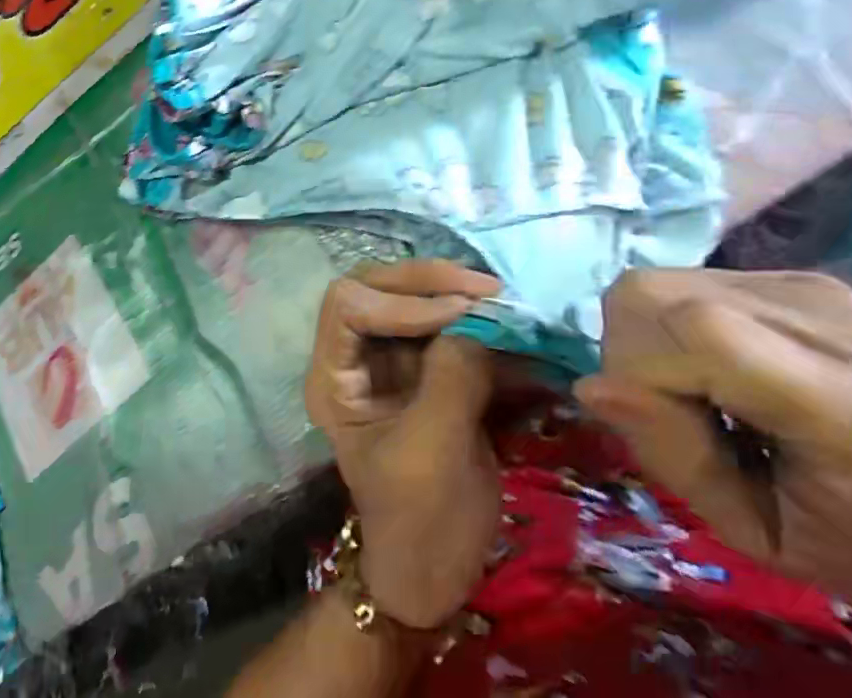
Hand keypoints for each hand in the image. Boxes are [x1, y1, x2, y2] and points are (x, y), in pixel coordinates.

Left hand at [304, 260, 501, 628]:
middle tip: (489, 289)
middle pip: (378, 290)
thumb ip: (450, 379)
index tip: (456, 315)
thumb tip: (473, 324)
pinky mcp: (428, 377)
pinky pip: (449, 335)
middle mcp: (356, 359)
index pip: (347, 304)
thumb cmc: (419, 517)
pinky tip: (518, 335)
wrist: (435, 567)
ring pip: (415, 306)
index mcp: (333, 376)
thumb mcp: (432, 450)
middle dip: (428, 283)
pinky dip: (482, 329)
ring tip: (508, 305)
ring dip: (459, 298)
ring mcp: (392, 365)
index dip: (398, 301)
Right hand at [577, 269, 851, 655]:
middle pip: (663, 294)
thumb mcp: (759, 539)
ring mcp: (844, 304)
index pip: (706, 333)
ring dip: (652, 334)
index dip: (641, 367)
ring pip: (671, 282)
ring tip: (702, 389)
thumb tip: (593, 385)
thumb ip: (677, 459)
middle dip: (630, 348)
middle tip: (668, 407)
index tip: (651, 421)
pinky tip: (729, 368)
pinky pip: (704, 283)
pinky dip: (684, 323)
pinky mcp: (823, 288)